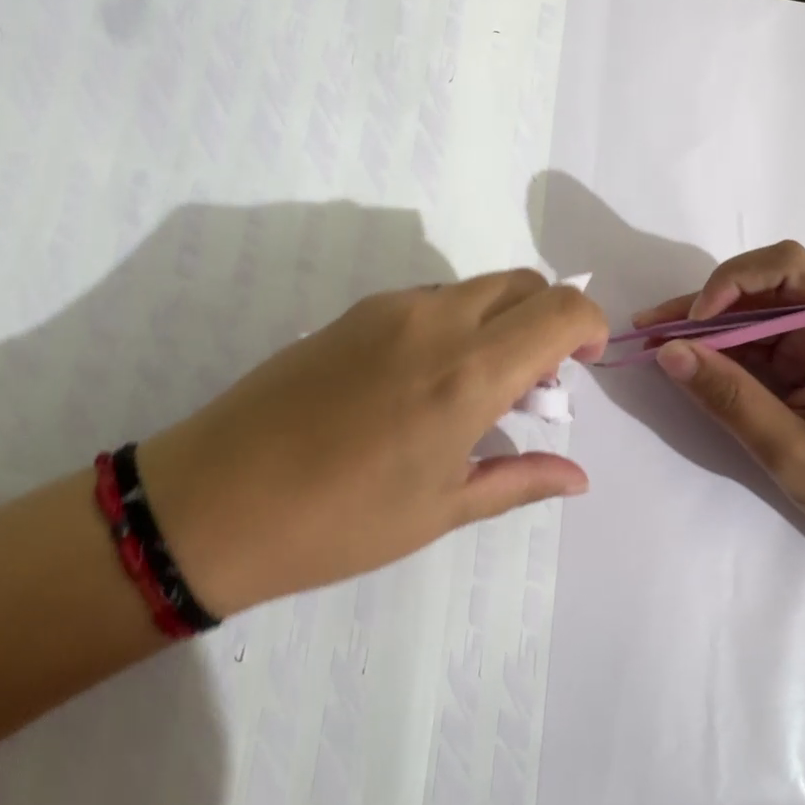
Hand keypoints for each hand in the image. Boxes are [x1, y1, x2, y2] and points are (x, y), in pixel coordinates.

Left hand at [137, 271, 606, 615]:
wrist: (213, 502)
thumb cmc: (341, 521)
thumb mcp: (441, 509)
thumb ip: (520, 480)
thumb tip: (579, 478)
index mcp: (470, 370)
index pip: (562, 309)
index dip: (591, 327)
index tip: (583, 368)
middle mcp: (436, 320)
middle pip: (523, 284)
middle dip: (549, 321)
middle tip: (533, 387)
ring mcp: (388, 310)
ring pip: (474, 289)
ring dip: (500, 323)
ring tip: (476, 390)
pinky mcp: (350, 315)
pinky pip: (428, 300)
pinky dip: (456, 324)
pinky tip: (423, 384)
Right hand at [635, 241, 804, 548]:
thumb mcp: (790, 450)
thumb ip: (730, 398)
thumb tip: (668, 351)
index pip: (787, 269)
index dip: (732, 282)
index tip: (693, 323)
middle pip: (765, 280)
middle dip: (707, 300)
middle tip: (653, 327)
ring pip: (754, 306)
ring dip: (706, 322)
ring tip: (653, 338)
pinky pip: (757, 335)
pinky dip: (719, 345)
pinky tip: (683, 356)